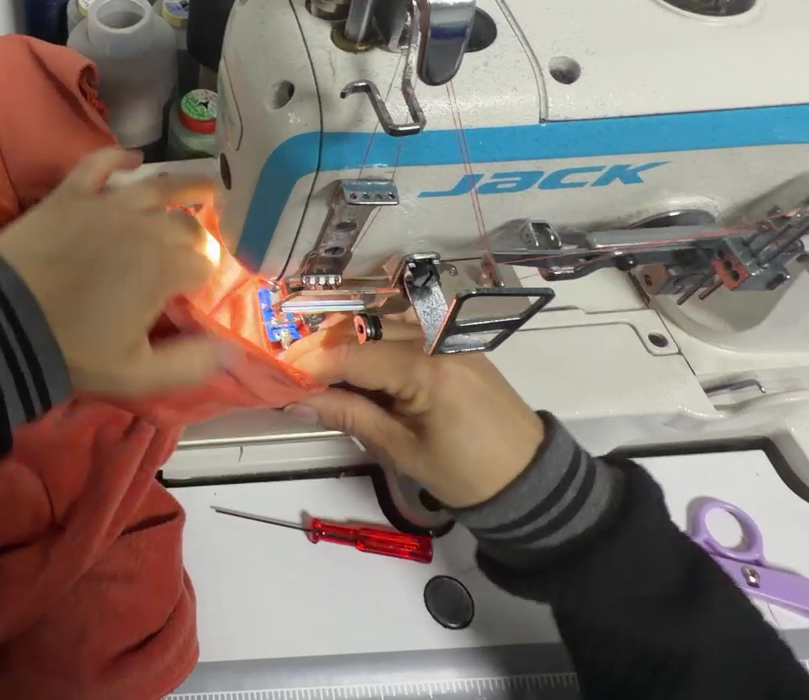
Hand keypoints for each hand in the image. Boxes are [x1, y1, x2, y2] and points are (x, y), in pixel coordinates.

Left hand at [0, 148, 222, 396]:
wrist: (3, 322)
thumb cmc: (72, 350)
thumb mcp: (136, 374)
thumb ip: (190, 363)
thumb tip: (232, 351)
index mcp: (163, 269)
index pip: (204, 261)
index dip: (207, 272)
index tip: (199, 284)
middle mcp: (142, 227)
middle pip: (186, 223)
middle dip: (199, 235)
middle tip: (197, 248)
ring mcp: (105, 205)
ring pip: (156, 186)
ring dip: (185, 185)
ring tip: (205, 184)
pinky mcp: (70, 194)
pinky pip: (100, 164)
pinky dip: (119, 158)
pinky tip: (134, 159)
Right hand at [288, 316, 545, 507]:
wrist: (532, 481)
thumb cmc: (467, 474)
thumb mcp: (401, 449)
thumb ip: (348, 415)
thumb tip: (294, 402)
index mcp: (426, 368)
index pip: (351, 355)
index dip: (310, 365)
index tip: (277, 375)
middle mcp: (436, 338)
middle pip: (361, 332)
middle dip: (322, 352)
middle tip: (289, 374)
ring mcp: (447, 336)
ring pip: (378, 326)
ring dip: (344, 344)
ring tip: (316, 372)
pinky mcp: (452, 341)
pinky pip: (401, 331)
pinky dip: (372, 344)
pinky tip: (354, 367)